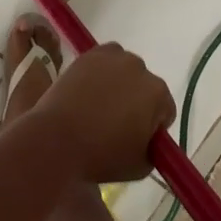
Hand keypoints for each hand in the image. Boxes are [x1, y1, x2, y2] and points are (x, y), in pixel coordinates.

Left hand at [35, 43, 173, 183]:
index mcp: (158, 94)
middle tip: (116, 125)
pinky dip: (101, 72)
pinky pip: (105, 61)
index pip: (165, 111)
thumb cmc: (100, 156)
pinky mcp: (90, 54)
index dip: (152, 128)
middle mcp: (141, 68)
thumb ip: (154, 149)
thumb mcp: (140, 166)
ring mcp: (114, 57)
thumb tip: (149, 140)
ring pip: (126, 72)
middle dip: (136, 103)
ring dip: (119, 85)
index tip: (136, 140)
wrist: (55, 141)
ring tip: (98, 107)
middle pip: (145, 88)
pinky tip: (88, 92)